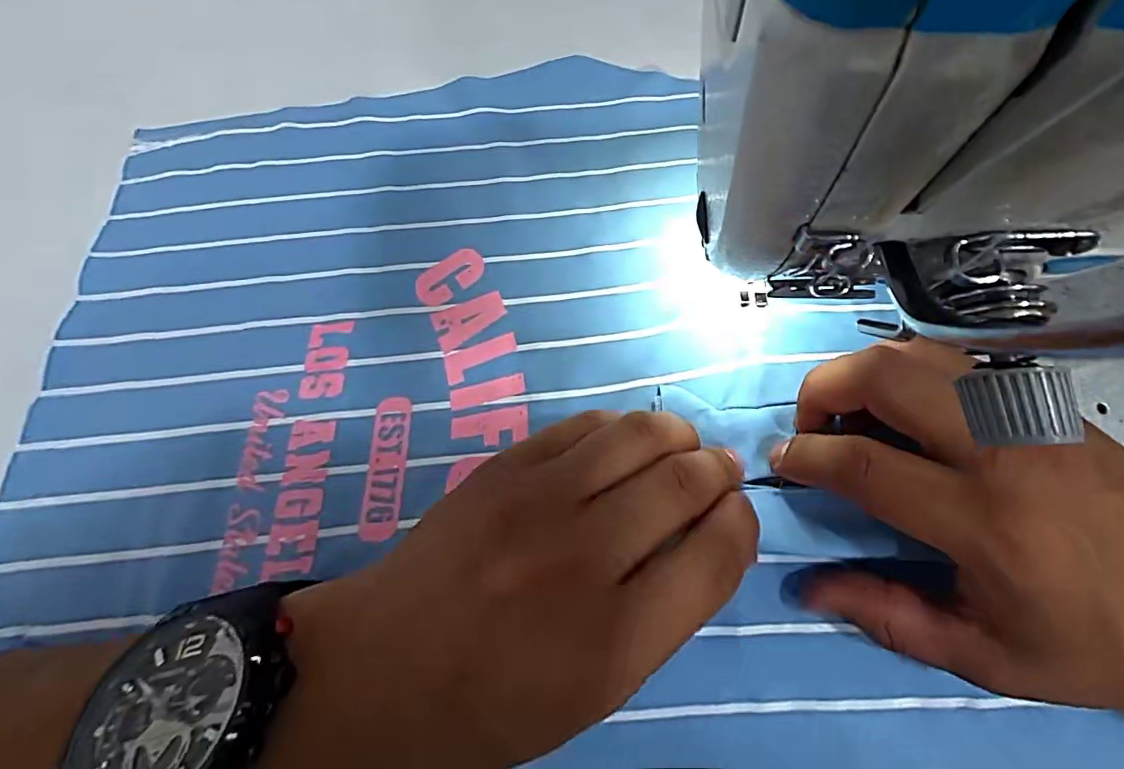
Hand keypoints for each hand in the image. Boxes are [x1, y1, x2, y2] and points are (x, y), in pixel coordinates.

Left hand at [274, 411, 757, 766]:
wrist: (380, 670)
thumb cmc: (498, 700)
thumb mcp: (597, 689)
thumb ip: (667, 610)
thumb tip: (716, 529)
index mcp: (612, 641)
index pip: (717, 553)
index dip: (742, 523)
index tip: (736, 516)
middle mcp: (581, 561)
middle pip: (687, 482)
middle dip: (719, 470)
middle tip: (720, 472)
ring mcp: (537, 501)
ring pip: (642, 434)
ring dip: (680, 435)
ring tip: (683, 447)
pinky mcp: (507, 466)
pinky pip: (589, 423)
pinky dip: (624, 428)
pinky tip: (627, 444)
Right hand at [769, 341, 1123, 720]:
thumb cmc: (1101, 644)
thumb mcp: (990, 656)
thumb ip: (890, 616)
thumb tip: (814, 588)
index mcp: (986, 522)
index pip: (867, 465)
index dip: (809, 456)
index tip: (784, 461)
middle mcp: (999, 448)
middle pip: (883, 375)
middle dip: (823, 388)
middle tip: (811, 426)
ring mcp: (1023, 409)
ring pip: (916, 352)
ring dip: (863, 372)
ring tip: (853, 415)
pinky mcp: (1039, 396)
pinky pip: (951, 361)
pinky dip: (906, 370)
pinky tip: (905, 411)